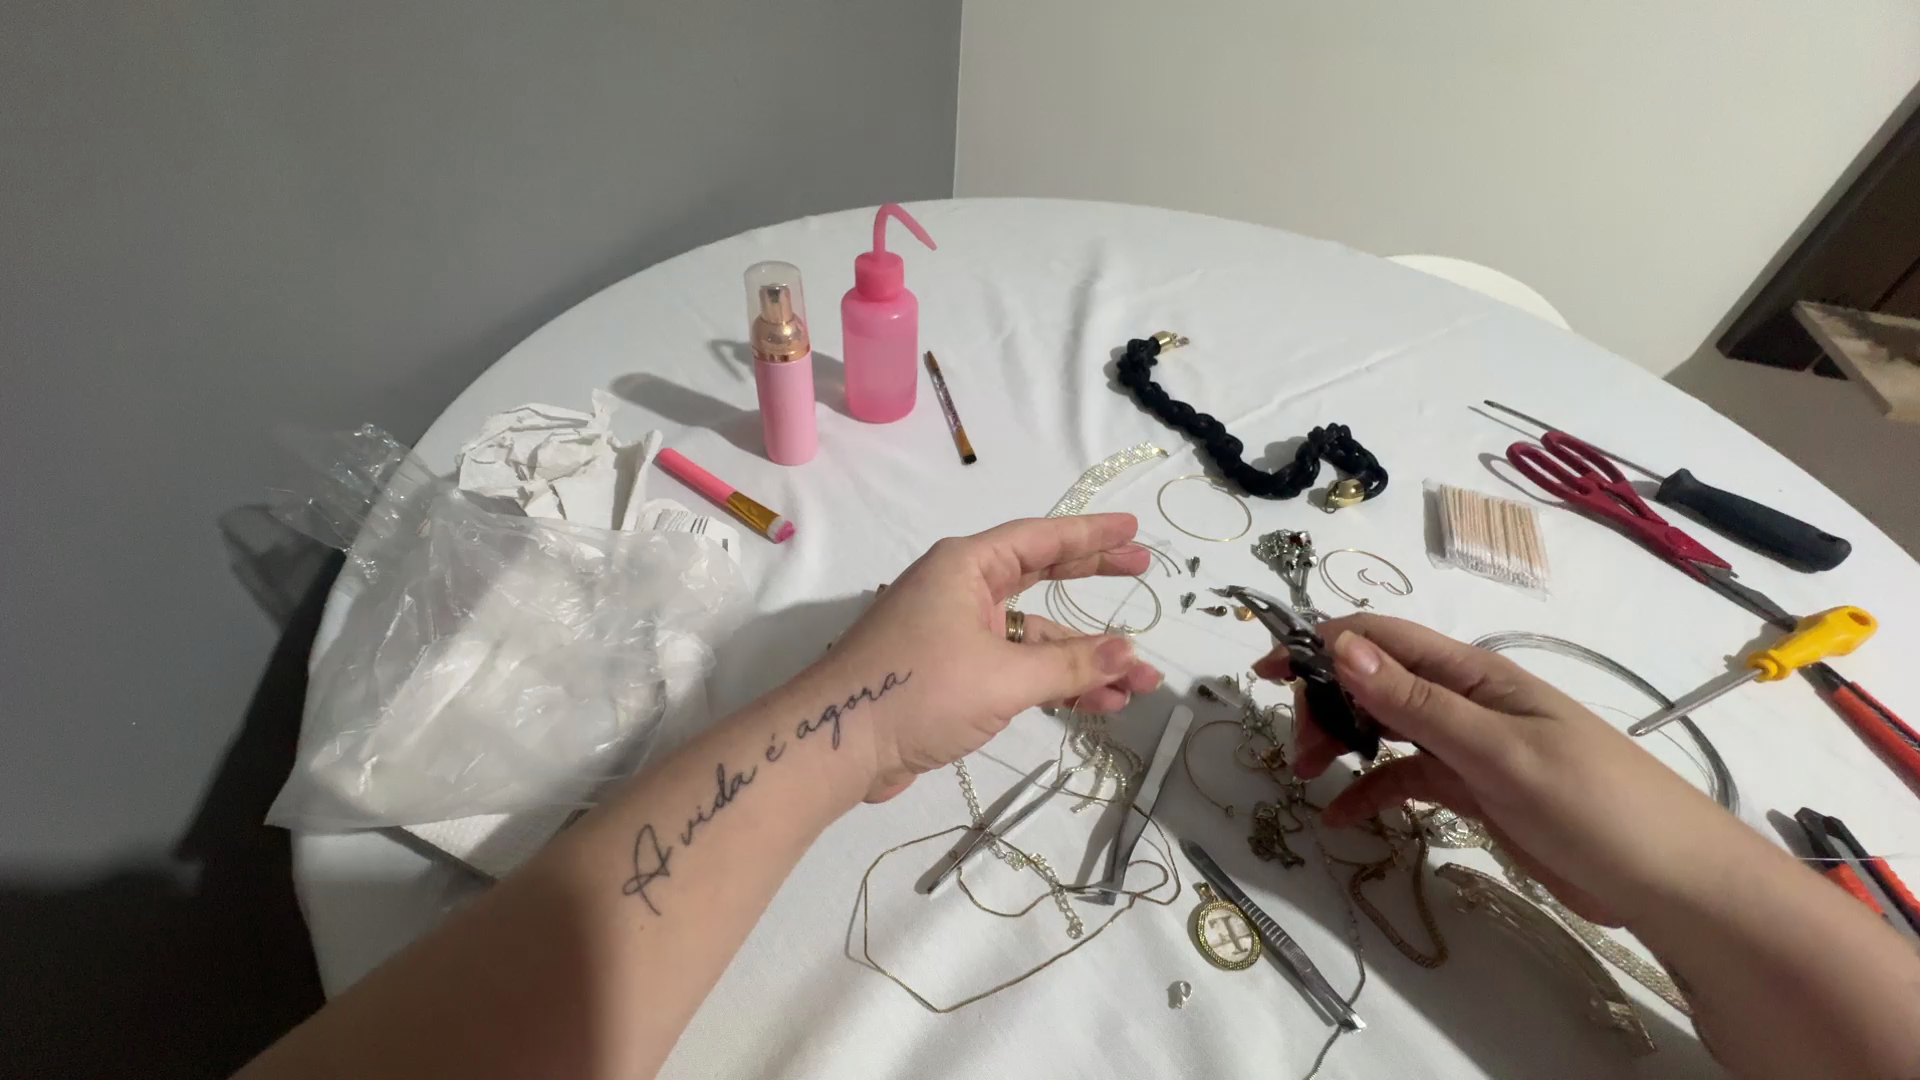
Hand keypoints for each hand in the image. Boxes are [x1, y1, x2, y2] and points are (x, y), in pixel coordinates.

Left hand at [822, 514, 1163, 803]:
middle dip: (1091, 579)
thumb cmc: (918, 690)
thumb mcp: (1003, 675)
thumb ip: (1071, 664)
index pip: (1040, 538)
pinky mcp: (954, 675)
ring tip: (1140, 680)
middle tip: (1141, 572)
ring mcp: (957, 634)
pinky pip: (1016, 668)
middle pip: (1039, 576)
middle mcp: (961, 591)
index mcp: (965, 566)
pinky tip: (1098, 703)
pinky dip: (1053, 683)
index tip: (1133, 531)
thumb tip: (1132, 655)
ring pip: (1032, 635)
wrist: (837, 747)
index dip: (1090, 534)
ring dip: (1082, 657)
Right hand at [1257, 614, 1741, 926]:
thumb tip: (1341, 646)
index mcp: (1469, 673)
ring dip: (1337, 742)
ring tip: (1307, 775)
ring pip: (1378, 726)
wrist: (1678, 891)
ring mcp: (1461, 742)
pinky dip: (1366, 791)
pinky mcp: (1467, 785)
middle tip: (1299, 749)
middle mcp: (1459, 698)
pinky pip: (1400, 777)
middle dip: (1323, 704)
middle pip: (1368, 682)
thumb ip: (1415, 700)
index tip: (1269, 671)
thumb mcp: (1497, 750)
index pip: (1378, 638)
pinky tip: (1340, 815)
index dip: (1319, 645)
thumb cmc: (1596, 805)